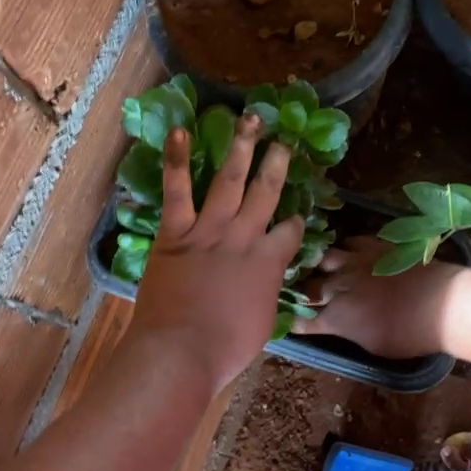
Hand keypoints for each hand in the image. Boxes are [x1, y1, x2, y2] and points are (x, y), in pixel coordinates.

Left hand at [128, 114, 304, 391]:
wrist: (182, 351)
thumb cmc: (227, 348)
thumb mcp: (264, 322)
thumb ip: (267, 291)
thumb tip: (266, 282)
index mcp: (269, 262)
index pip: (290, 231)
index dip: (294, 222)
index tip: (295, 217)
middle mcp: (244, 237)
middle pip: (266, 193)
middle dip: (277, 165)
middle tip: (284, 142)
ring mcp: (209, 232)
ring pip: (229, 181)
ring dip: (241, 148)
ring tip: (250, 120)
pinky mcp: (175, 234)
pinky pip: (177, 191)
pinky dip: (178, 161)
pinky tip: (181, 132)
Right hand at [295, 238, 465, 358]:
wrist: (442, 304)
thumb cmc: (410, 335)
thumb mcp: (373, 344)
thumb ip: (350, 331)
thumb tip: (343, 325)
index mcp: (336, 317)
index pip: (305, 321)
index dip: (297, 323)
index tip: (291, 322)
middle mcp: (339, 286)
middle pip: (310, 287)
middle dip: (303, 293)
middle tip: (301, 294)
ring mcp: (357, 262)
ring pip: (325, 258)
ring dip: (320, 265)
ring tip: (319, 266)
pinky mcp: (376, 246)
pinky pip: (352, 242)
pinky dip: (346, 249)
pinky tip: (349, 252)